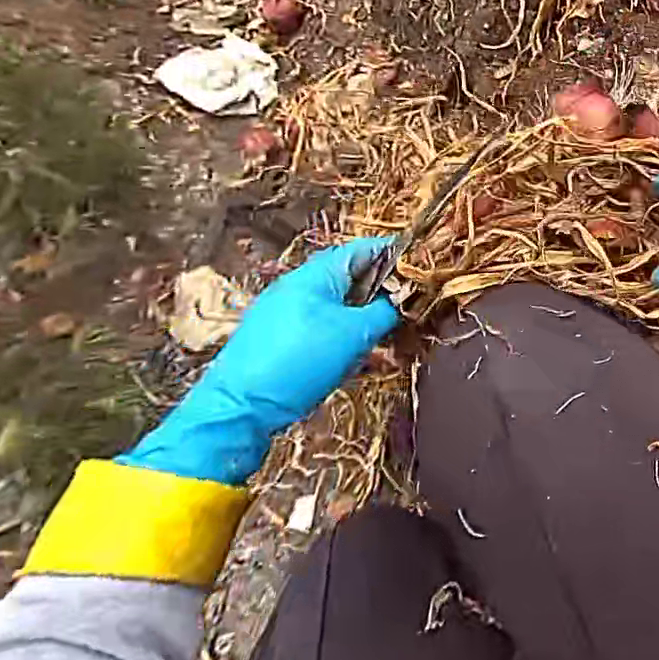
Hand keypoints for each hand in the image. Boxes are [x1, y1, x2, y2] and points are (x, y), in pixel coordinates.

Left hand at [118, 239, 399, 484]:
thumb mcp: (354, 335)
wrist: (236, 411)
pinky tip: (355, 362)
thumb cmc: (298, 362)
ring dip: (364, 320)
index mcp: (316, 274)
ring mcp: (285, 311)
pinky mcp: (278, 338)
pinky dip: (343, 337)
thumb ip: (384, 311)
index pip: (365, 249)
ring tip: (385, 343)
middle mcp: (298, 285)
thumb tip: (402, 300)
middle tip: (407, 312)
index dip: (397, 256)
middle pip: (352, 278)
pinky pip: (321, 327)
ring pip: (338, 306)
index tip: (422, 271)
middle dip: (383, 294)